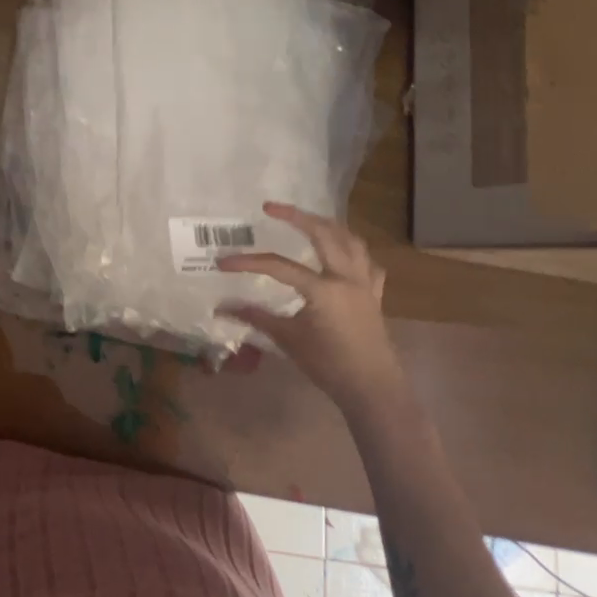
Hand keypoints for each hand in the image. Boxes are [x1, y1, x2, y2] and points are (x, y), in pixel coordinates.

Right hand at [216, 202, 402, 409]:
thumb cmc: (329, 365)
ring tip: (308, 220)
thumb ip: (255, 318)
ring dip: (329, 226)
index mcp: (323, 289)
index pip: (278, 266)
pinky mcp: (375, 295)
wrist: (373, 388)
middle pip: (324, 234)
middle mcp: (346, 278)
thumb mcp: (287, 339)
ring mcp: (365, 284)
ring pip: (351, 241)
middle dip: (297, 216)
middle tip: (271, 208)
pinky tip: (342, 254)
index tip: (222, 262)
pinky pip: (368, 263)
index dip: (247, 262)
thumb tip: (222, 307)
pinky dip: (354, 252)